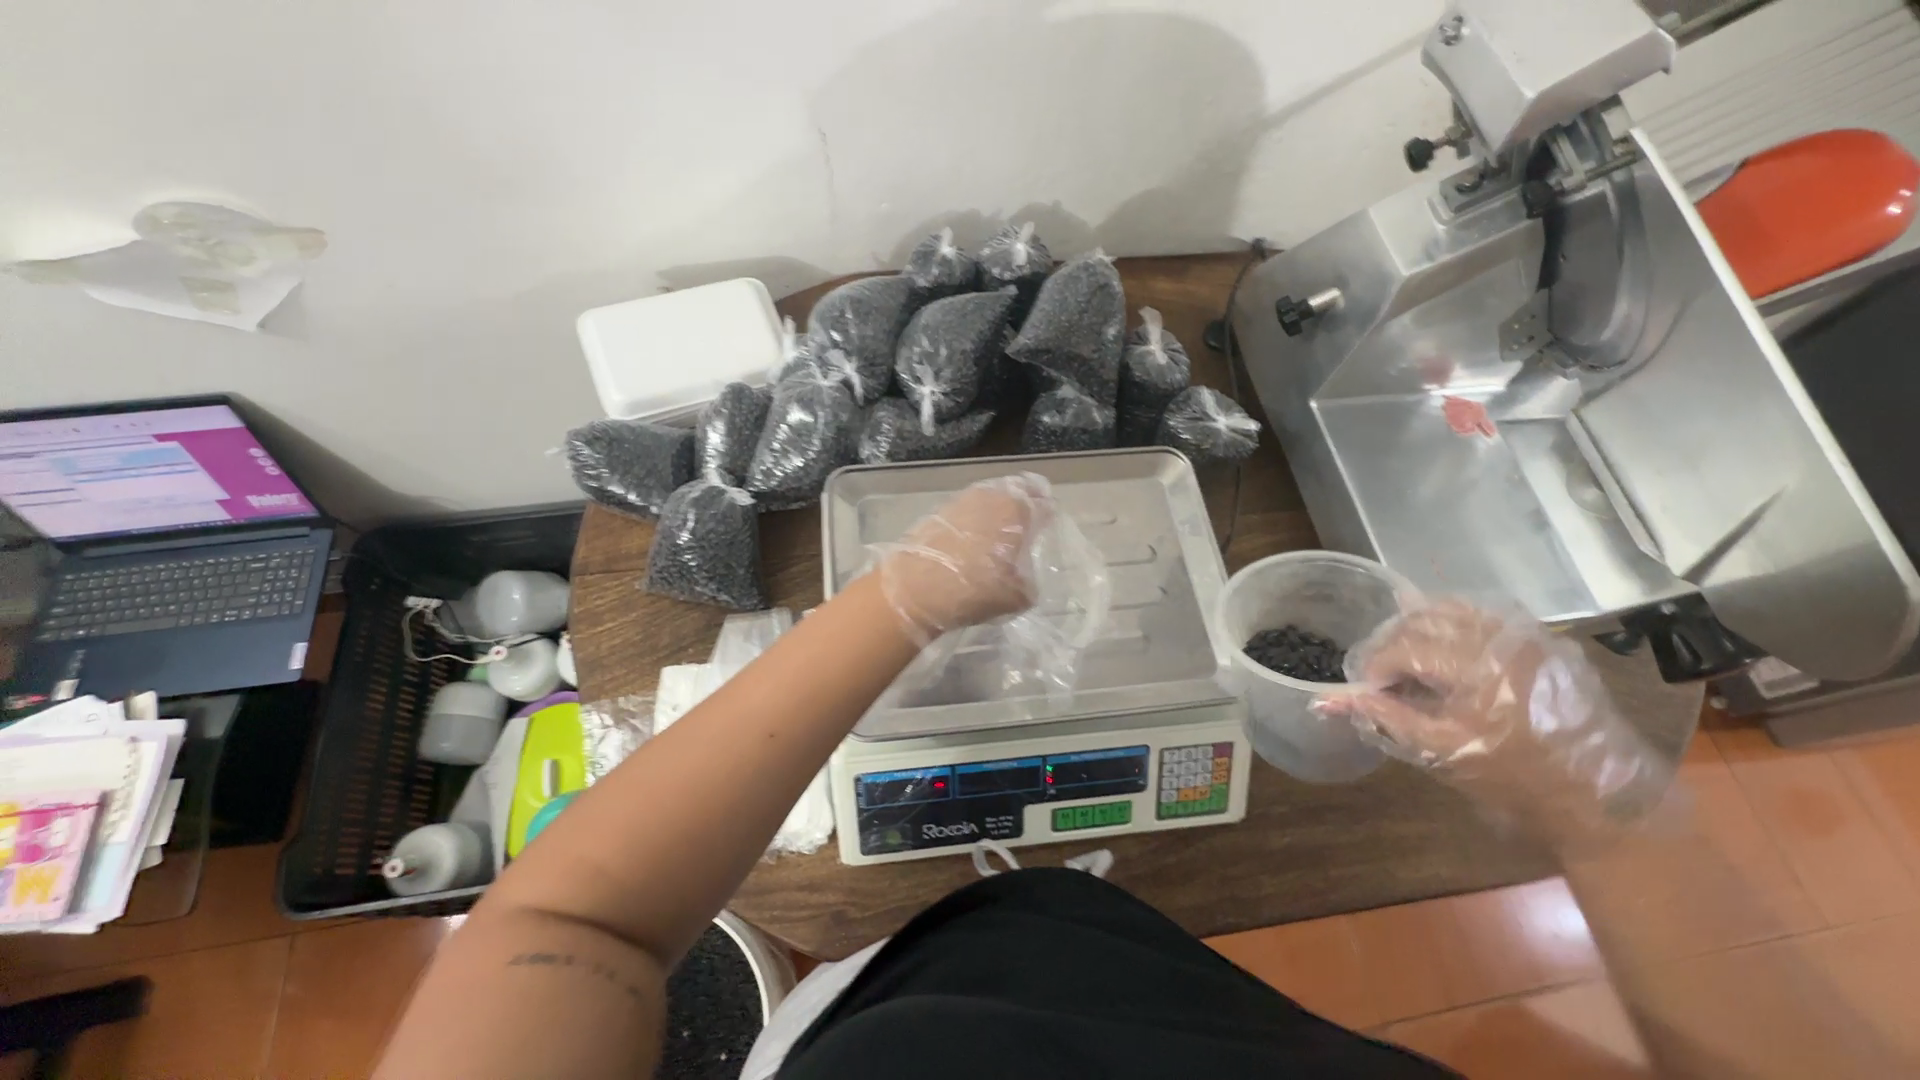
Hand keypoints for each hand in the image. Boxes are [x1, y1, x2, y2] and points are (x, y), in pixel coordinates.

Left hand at [876, 474, 1052, 643]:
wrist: (915, 589)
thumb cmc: (974, 591)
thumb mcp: (1016, 597)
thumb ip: (1028, 582)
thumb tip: (1023, 579)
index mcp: (1017, 512)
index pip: (1043, 503)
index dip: (1048, 513)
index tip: (1049, 523)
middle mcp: (992, 497)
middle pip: (1016, 490)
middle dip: (1024, 501)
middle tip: (1026, 519)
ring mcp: (962, 501)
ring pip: (989, 496)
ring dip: (997, 507)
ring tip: (999, 527)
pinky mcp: (938, 511)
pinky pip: (967, 508)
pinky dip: (974, 517)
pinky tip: (972, 535)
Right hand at [1321, 599, 1672, 846]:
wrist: (1599, 797)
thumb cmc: (1512, 780)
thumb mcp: (1439, 752)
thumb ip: (1382, 716)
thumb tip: (1323, 701)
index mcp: (1477, 669)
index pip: (1403, 646)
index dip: (1375, 665)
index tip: (1368, 690)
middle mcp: (1503, 638)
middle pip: (1423, 618)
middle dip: (1393, 644)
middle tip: (1384, 678)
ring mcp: (1528, 633)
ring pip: (1452, 607)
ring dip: (1420, 628)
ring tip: (1411, 662)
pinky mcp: (1543, 637)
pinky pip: (1485, 613)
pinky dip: (1454, 623)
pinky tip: (1445, 648)